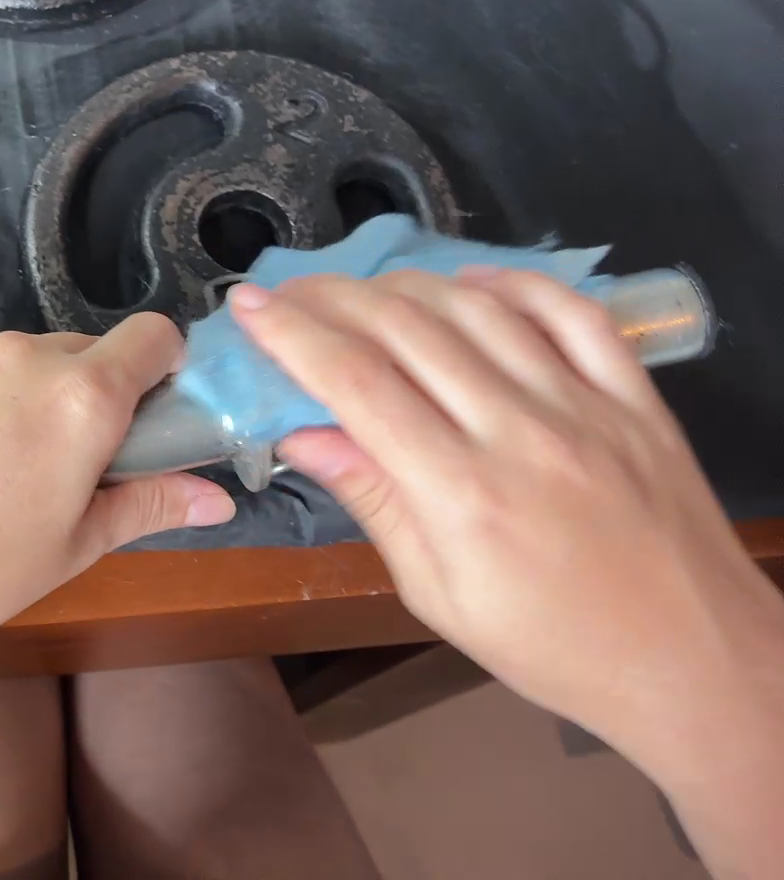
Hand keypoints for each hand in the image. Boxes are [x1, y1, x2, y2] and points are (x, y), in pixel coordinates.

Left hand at [0, 315, 237, 695]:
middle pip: (69, 351)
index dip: (155, 366)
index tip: (138, 405)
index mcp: (78, 397)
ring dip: (0, 395)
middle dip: (72, 392)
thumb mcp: (73, 547)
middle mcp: (13, 355)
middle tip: (43, 456)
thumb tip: (217, 499)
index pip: (150, 336)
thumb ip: (149, 505)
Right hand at [230, 269, 783, 755]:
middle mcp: (522, 433)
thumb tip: (295, 435)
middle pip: (405, 329)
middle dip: (328, 298)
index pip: (354, 382)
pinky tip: (464, 283)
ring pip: (477, 309)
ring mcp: (588, 409)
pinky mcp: (638, 401)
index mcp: (461, 491)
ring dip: (400, 285)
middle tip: (284, 291)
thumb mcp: (431, 590)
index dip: (290, 333)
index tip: (247, 305)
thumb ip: (370, 499)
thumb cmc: (546, 643)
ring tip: (353, 290)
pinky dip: (510, 285)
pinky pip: (572, 315)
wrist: (708, 671)